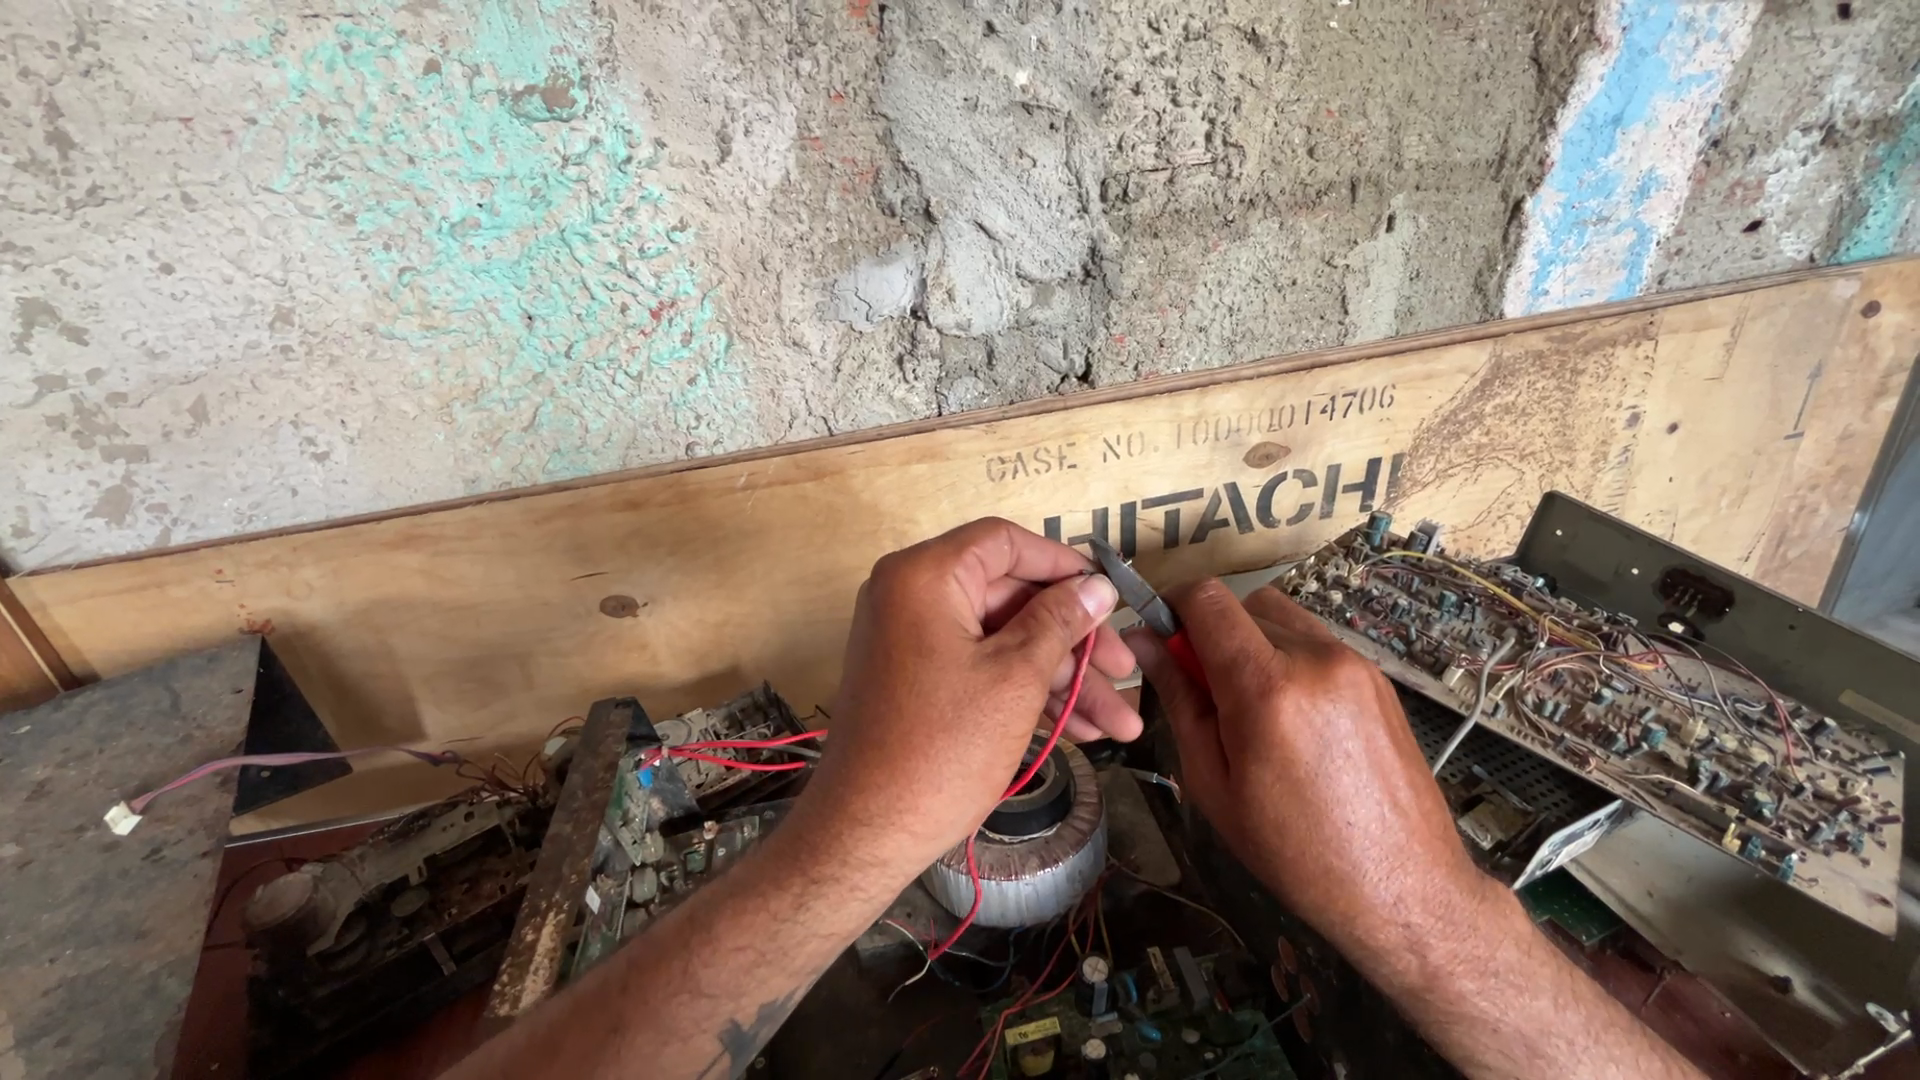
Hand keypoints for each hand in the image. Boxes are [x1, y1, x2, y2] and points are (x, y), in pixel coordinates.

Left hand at [801, 519, 1140, 875]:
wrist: (867, 832)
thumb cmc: (943, 747)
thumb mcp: (1015, 677)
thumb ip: (1060, 620)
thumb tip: (1096, 585)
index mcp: (924, 575)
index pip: (1004, 542)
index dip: (1062, 566)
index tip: (1107, 596)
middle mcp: (911, 595)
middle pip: (1010, 597)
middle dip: (1074, 640)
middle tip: (1126, 673)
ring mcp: (913, 640)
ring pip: (1002, 640)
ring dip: (1061, 678)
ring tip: (1120, 723)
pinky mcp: (919, 680)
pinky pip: (980, 667)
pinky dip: (1025, 692)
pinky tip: (1080, 728)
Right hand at [1125, 581, 1489, 961]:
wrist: (1404, 889)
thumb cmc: (1292, 850)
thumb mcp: (1212, 781)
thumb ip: (1177, 698)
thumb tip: (1143, 642)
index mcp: (1267, 686)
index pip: (1206, 599)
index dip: (1173, 606)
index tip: (1163, 640)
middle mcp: (1315, 657)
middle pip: (1240, 605)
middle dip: (1210, 635)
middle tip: (1206, 694)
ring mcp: (1354, 662)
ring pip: (1278, 617)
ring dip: (1250, 642)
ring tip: (1253, 707)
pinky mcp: (1378, 676)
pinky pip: (1313, 641)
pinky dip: (1286, 657)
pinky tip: (1293, 717)